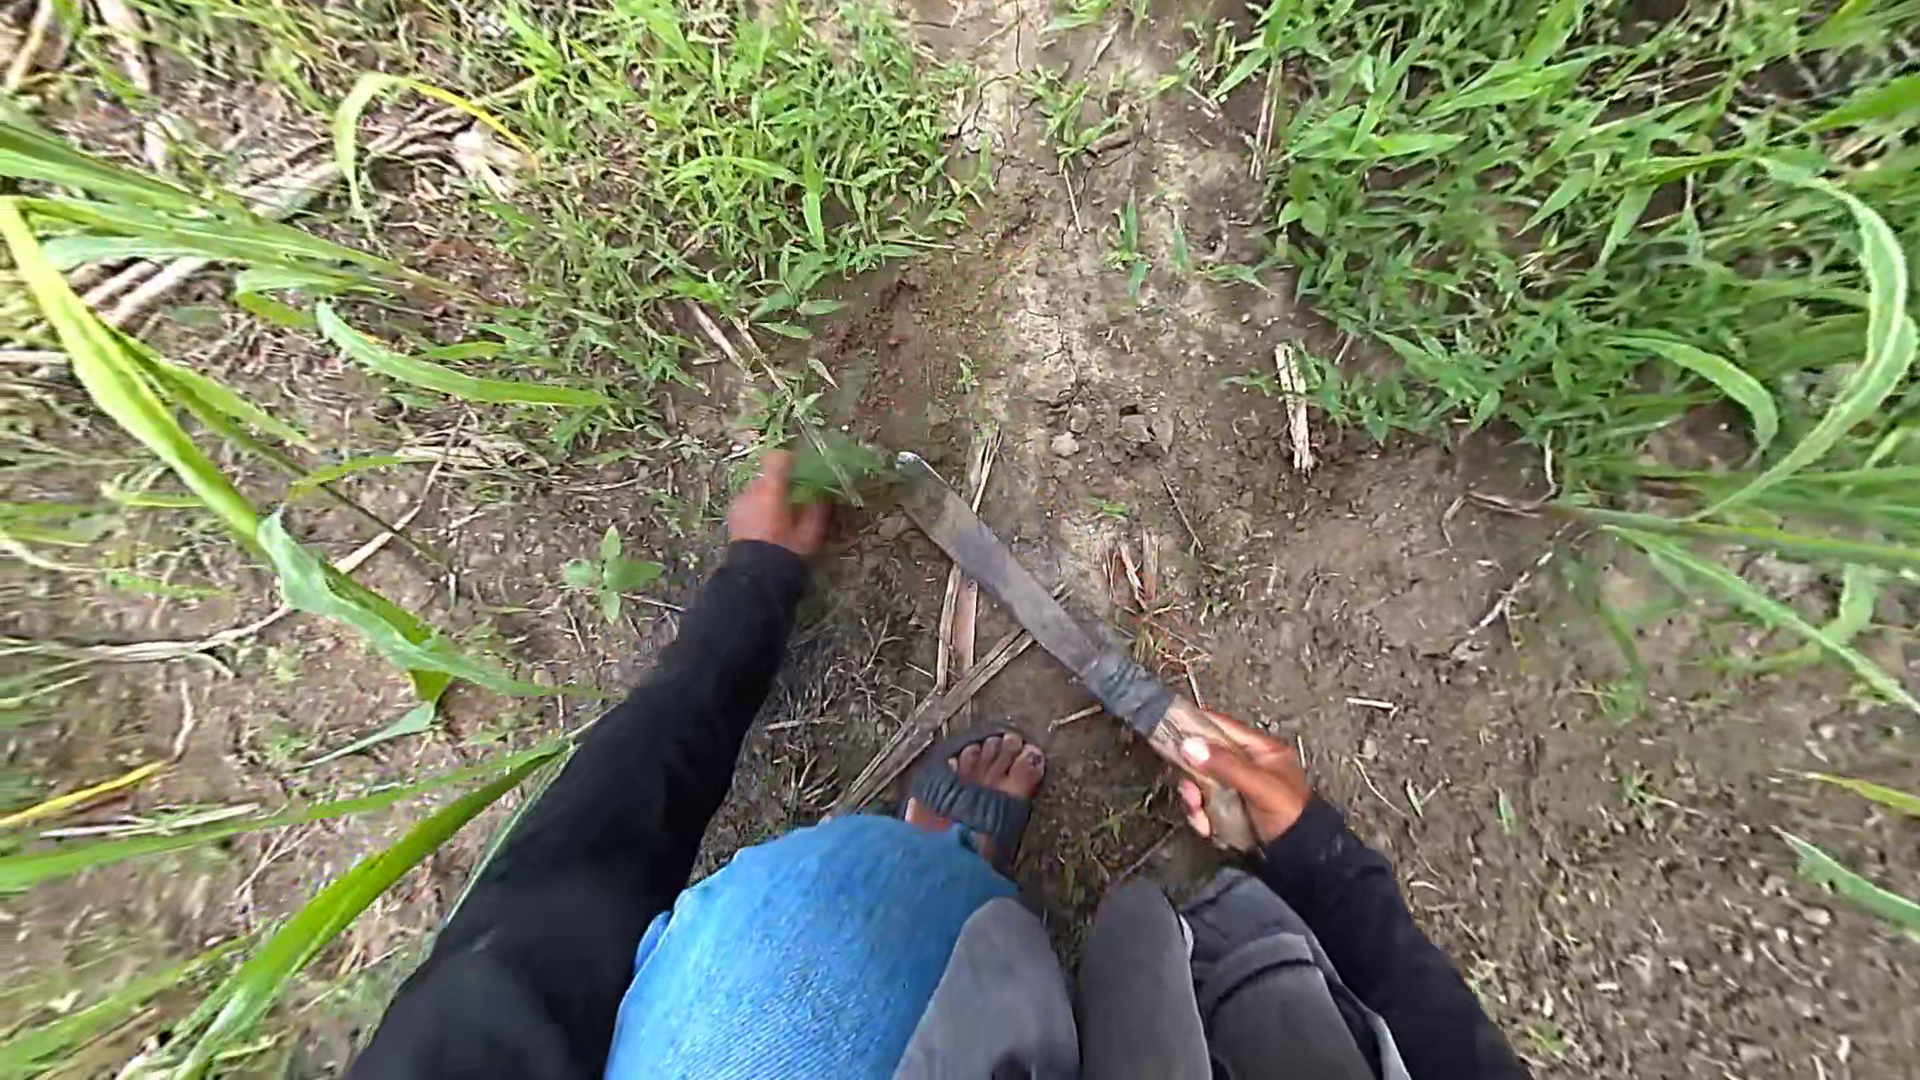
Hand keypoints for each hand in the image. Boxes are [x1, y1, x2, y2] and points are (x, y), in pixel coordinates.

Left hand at [728, 450, 829, 556]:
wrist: (755, 577)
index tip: (802, 465)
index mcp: (771, 492)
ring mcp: (739, 503)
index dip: (790, 458)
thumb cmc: (785, 553)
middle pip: (768, 475)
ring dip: (770, 494)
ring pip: (758, 489)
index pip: (777, 459)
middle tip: (797, 496)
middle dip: (782, 482)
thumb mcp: (810, 533)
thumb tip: (824, 495)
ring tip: (783, 513)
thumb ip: (818, 509)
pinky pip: (749, 501)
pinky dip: (759, 505)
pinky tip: (769, 523)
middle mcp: (751, 492)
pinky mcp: (733, 515)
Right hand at [1176, 711, 1310, 845]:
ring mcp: (1235, 788)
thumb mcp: (1261, 786)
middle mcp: (1246, 766)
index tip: (1174, 728)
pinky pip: (1204, 804)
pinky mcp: (1228, 810)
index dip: (1199, 725)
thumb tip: (1191, 745)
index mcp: (1262, 751)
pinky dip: (1200, 814)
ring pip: (1200, 782)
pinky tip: (1206, 824)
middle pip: (1205, 756)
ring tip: (1197, 808)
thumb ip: (1226, 765)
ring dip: (1194, 796)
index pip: (1223, 727)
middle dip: (1192, 772)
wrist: (1303, 863)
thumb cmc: (1293, 819)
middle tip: (1189, 786)